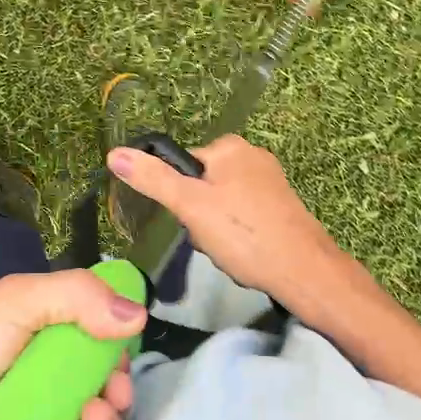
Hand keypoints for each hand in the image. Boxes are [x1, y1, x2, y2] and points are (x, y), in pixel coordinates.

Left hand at [0, 269, 143, 419]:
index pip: (99, 333)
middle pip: (104, 382)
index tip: (118, 366)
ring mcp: (43, 410)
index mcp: (46, 329)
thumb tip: (138, 313)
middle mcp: (48, 371)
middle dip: (115, 391)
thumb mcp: (15, 303)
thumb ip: (74, 294)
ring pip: (94, 416)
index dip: (117, 348)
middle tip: (108, 400)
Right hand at [107, 134, 338, 301]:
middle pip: (203, 186)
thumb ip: (153, 179)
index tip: (192, 222)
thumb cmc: (244, 233)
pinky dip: (241, 235)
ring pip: (223, 204)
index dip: (182, 198)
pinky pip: (245, 216)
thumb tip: (114, 153)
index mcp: (230, 146)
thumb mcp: (191, 206)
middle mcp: (252, 154)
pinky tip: (247, 255)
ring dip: (219, 230)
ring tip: (231, 252)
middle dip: (201, 218)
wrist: (306, 273)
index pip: (185, 167)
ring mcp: (270, 180)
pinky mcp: (282, 206)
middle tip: (213, 241)